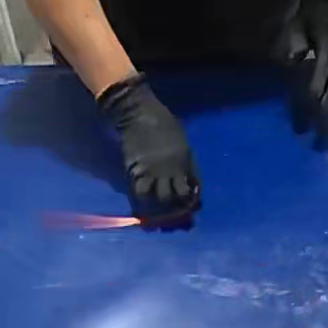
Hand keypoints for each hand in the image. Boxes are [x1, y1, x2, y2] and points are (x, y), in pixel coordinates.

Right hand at [95, 73, 199, 220]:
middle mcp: (170, 169)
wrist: (139, 113)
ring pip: (158, 198)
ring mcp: (152, 172)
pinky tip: (141, 204)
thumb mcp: (181, 140)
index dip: (191, 200)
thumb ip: (186, 161)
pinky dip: (141, 201)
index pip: (191, 186)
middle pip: (175, 197)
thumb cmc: (162, 123)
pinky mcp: (136, 172)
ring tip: (156, 213)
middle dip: (175, 208)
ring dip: (158, 208)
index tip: (191, 207)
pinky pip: (139, 193)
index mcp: (184, 160)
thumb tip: (190, 182)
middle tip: (172, 214)